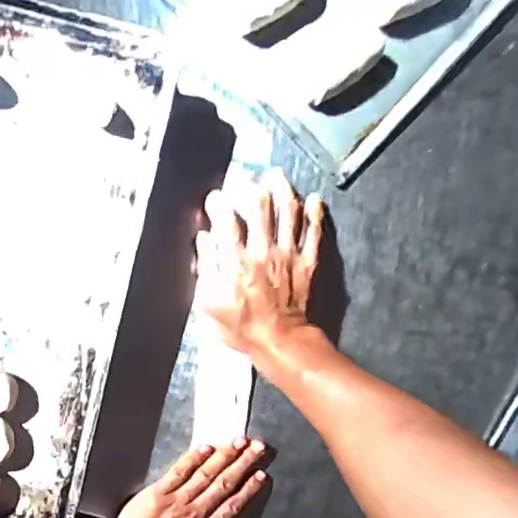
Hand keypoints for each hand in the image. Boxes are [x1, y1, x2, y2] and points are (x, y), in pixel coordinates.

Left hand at [102, 439, 271, 517]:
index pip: (233, 506)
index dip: (249, 489)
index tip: (262, 475)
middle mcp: (195, 511)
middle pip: (224, 484)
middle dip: (243, 464)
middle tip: (259, 447)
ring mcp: (176, 499)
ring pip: (205, 473)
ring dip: (224, 456)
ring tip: (239, 441)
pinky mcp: (157, 492)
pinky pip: (179, 471)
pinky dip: (193, 458)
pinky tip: (206, 447)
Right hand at [193, 169, 327, 359]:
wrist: (281, 342)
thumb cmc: (242, 328)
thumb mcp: (209, 304)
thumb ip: (206, 268)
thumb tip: (203, 240)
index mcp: (235, 261)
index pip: (225, 221)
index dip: (219, 203)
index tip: (215, 197)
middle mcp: (262, 250)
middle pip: (259, 205)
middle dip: (251, 184)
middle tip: (248, 175)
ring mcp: (288, 253)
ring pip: (288, 210)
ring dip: (283, 188)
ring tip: (277, 176)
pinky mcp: (308, 261)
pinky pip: (313, 229)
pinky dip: (314, 211)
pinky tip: (313, 199)